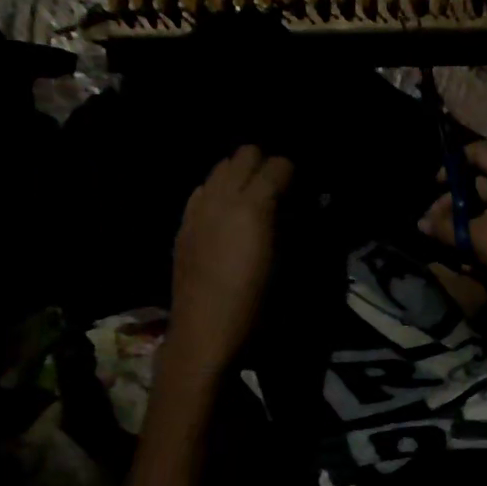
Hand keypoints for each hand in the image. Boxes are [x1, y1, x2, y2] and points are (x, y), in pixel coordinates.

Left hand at [169, 145, 293, 365]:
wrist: (205, 332)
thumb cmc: (258, 304)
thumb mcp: (288, 264)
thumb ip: (295, 225)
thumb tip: (301, 206)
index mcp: (253, 207)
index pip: (279, 165)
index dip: (294, 175)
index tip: (302, 193)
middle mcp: (222, 198)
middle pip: (245, 153)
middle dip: (265, 165)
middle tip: (279, 191)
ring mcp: (198, 209)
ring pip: (220, 166)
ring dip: (240, 175)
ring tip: (254, 200)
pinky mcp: (183, 224)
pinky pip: (203, 189)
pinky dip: (218, 192)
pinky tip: (227, 217)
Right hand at [418, 141, 486, 303]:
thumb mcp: (477, 239)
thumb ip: (446, 228)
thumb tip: (420, 222)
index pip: (481, 150)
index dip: (456, 160)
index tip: (438, 183)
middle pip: (478, 182)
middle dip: (452, 200)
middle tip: (432, 222)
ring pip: (485, 206)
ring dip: (463, 221)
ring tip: (444, 240)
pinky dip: (479, 233)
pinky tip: (465, 255)